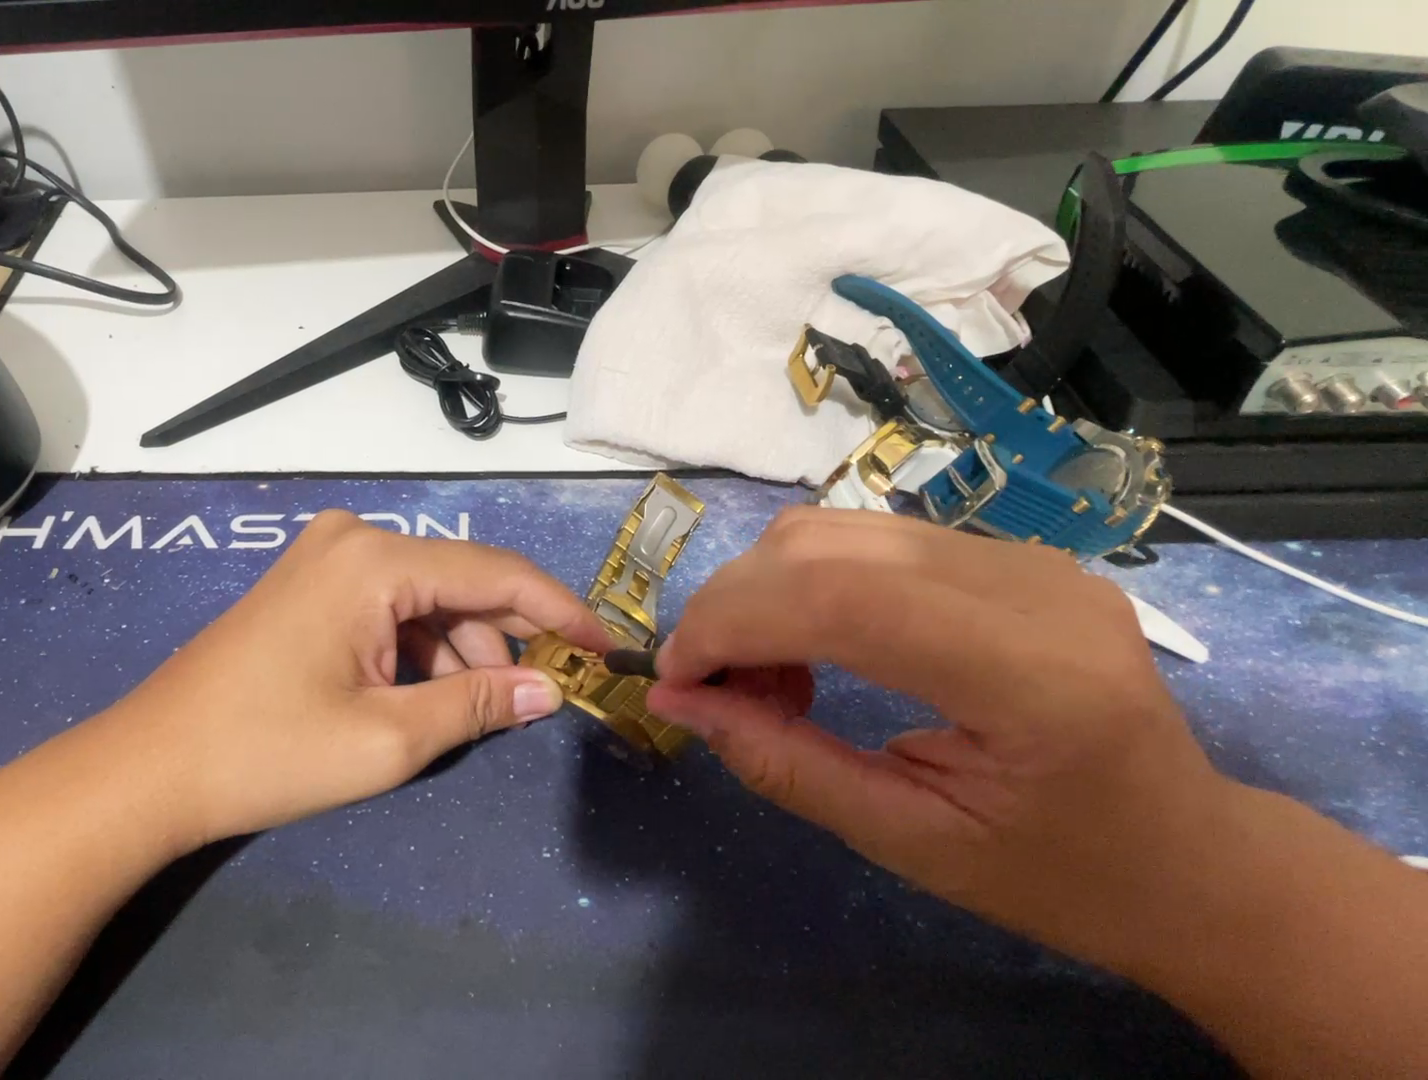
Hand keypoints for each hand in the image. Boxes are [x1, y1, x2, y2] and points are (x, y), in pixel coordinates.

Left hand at [99, 510, 613, 850]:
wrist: (148, 769)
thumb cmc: (267, 753)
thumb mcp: (387, 738)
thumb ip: (476, 706)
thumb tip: (549, 692)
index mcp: (374, 560)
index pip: (495, 572)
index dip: (558, 610)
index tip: (604, 646)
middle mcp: (353, 538)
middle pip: (460, 584)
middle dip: (503, 641)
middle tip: (539, 697)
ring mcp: (325, 558)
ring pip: (426, 600)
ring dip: (459, 652)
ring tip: (470, 712)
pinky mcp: (310, 585)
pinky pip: (389, 608)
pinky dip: (418, 649)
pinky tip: (423, 696)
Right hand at [645, 507, 1230, 970]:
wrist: (1193, 854)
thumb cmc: (1060, 875)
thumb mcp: (909, 843)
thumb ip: (784, 765)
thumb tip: (677, 702)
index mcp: (1034, 676)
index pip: (844, 600)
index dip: (733, 623)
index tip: (674, 677)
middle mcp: (1032, 587)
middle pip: (825, 547)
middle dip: (730, 606)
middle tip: (703, 683)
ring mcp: (1023, 556)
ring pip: (833, 529)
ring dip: (759, 591)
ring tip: (758, 673)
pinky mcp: (1004, 552)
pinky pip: (862, 540)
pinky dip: (799, 585)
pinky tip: (806, 646)